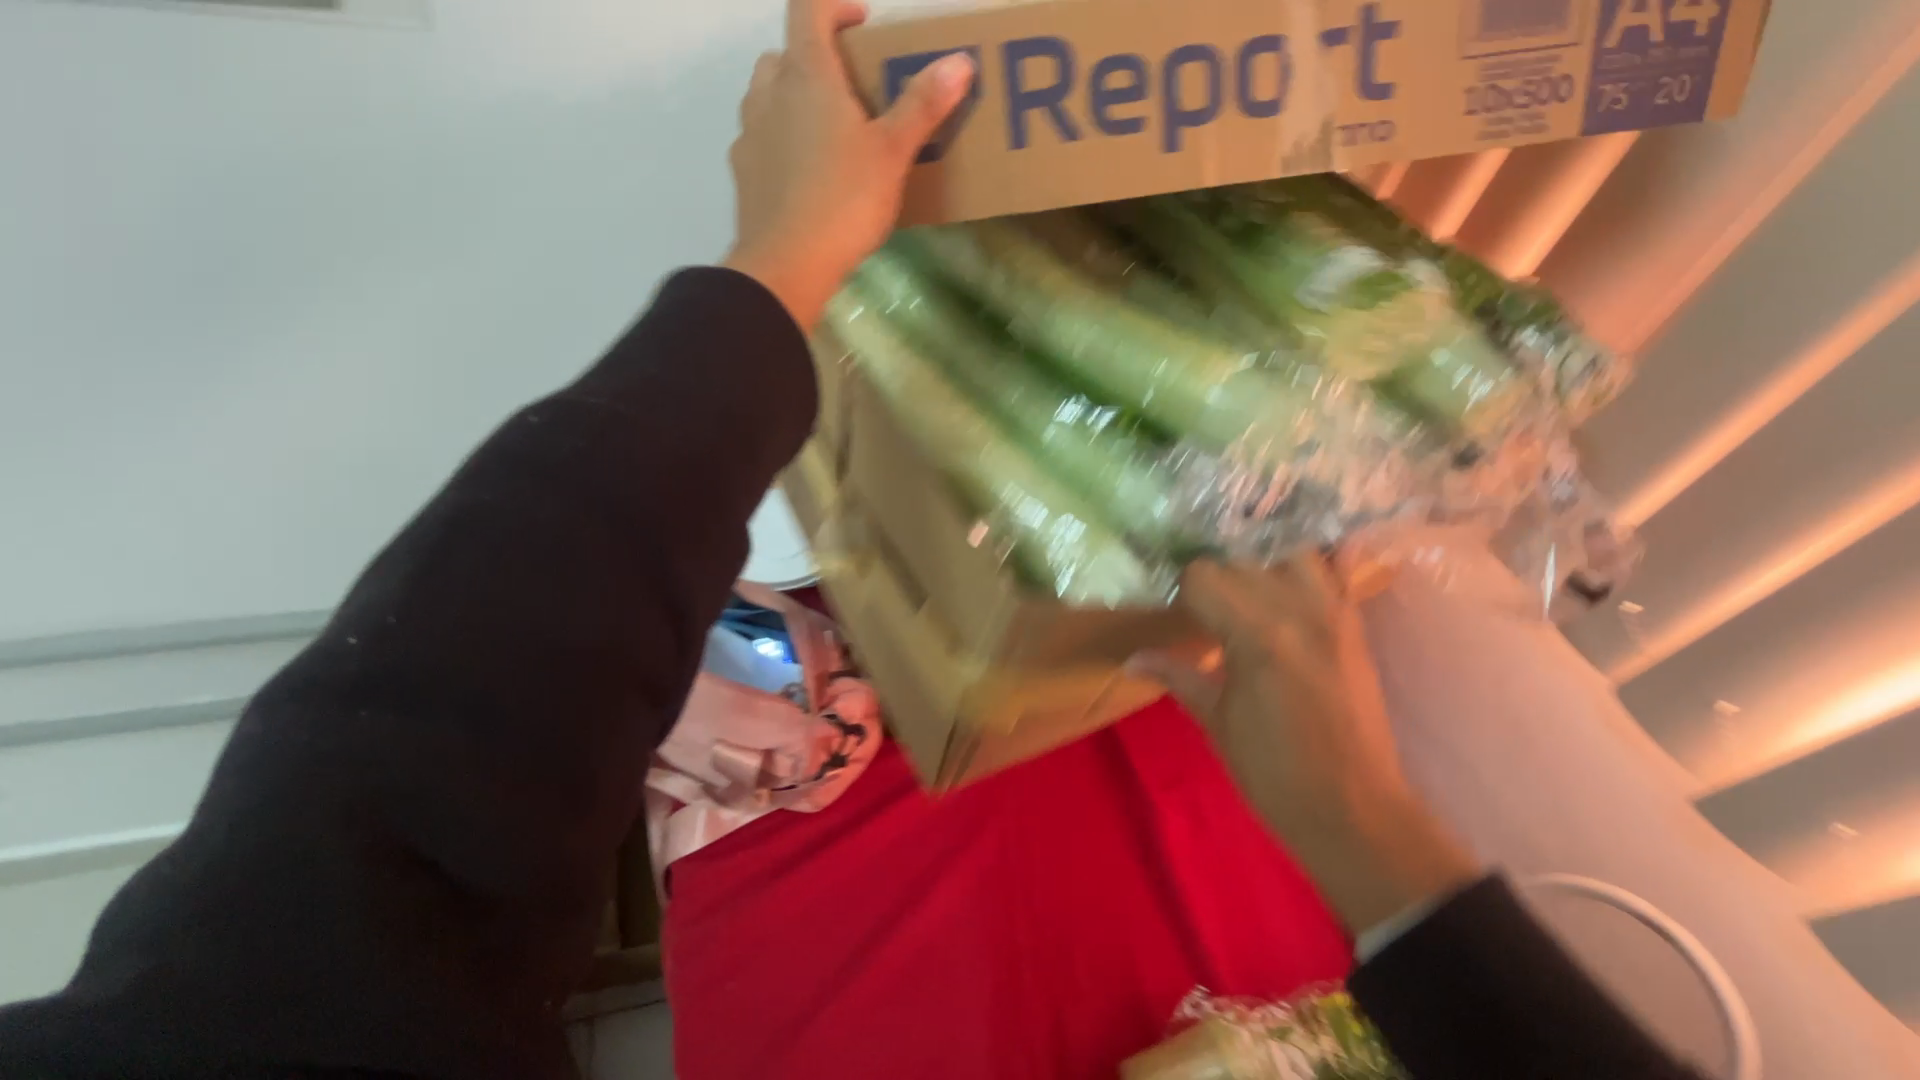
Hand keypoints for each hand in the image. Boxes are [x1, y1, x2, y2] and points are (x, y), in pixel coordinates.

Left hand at [723, 0, 974, 328]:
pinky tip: (806, 174)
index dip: (836, 4)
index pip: (809, 8)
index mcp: (807, 75)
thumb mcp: (892, 153)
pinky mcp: (742, 172)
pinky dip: (781, 140)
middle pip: (785, 53)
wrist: (785, 265)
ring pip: (767, 94)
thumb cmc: (843, 201)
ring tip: (830, 133)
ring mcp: (749, 133)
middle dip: (817, 59)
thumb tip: (959, 61)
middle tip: (852, 90)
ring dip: (794, 98)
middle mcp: (769, 93)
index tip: (863, 22)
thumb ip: (922, 105)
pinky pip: (761, 138)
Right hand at [1130, 557, 1481, 934]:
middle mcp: (1299, 609)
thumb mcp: (1216, 722)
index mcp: (1256, 635)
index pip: (1203, 576)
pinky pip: (1334, 572)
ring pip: (1288, 551)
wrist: (1353, 809)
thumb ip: (1178, 675)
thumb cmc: (1273, 774)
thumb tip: (1132, 657)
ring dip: (1262, 565)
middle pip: (1240, 559)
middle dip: (1216, 579)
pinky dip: (1309, 571)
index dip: (1182, 594)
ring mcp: (1333, 613)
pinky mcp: (1355, 625)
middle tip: (1204, 611)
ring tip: (1246, 596)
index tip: (1177, 616)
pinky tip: (1288, 590)